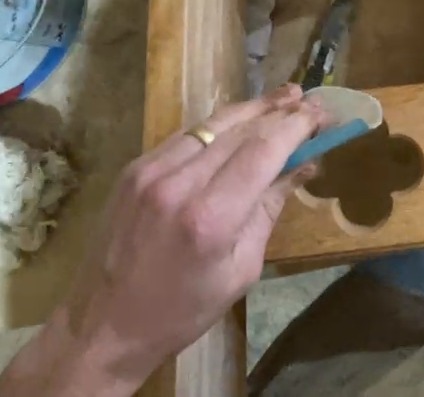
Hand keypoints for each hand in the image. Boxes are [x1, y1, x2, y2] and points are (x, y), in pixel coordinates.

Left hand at [0, 86, 326, 396]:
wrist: (100, 328)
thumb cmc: (181, 311)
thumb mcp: (240, 269)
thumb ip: (270, 208)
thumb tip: (305, 163)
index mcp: (211, 218)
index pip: (265, 150)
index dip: (298, 125)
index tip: (323, 114)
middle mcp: (180, 183)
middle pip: (243, 129)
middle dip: (282, 112)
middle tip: (311, 101)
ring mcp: (151, 170)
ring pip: (215, 123)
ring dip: (254, 108)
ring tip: (285, 96)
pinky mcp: (135, 167)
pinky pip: (188, 134)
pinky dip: (220, 124)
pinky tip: (241, 120)